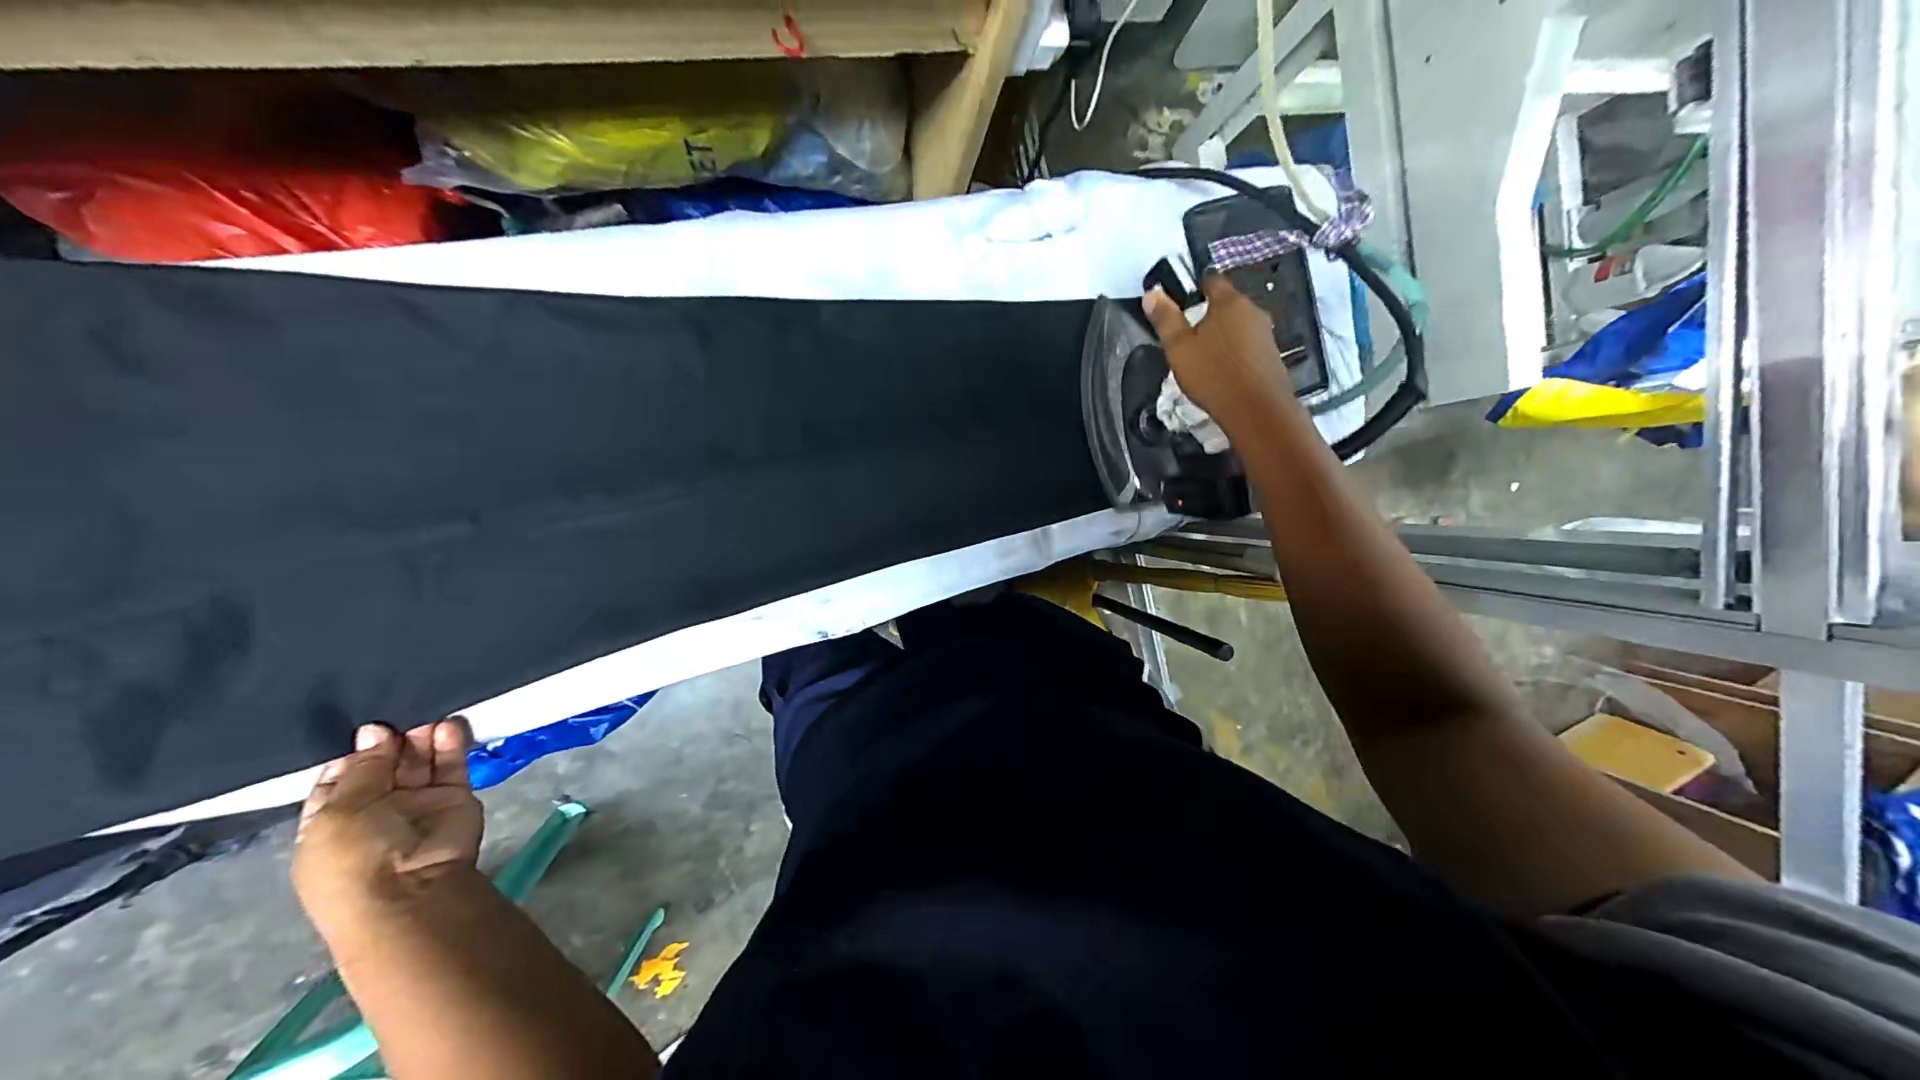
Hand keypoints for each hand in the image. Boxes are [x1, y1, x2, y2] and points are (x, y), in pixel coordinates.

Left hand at [292, 718, 483, 942]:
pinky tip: (449, 725)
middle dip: (390, 741)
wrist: (412, 890)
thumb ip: (362, 767)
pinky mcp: (454, 798)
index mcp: (332, 821)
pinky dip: (450, 744)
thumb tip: (374, 730)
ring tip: (426, 718)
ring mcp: (417, 804)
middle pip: (384, 765)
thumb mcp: (338, 812)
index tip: (366, 730)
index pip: (341, 777)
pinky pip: (451, 766)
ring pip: (418, 762)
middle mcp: (375, 811)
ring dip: (420, 739)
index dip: (352, 753)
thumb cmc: (353, 858)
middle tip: (398, 718)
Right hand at [1143, 276, 1299, 431]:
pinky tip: (1222, 370)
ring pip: (1237, 325)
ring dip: (1221, 335)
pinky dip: (1234, 351)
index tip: (1179, 304)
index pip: (1211, 280)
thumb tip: (1152, 293)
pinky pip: (1247, 344)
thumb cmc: (1213, 374)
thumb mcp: (1179, 348)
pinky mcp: (1271, 354)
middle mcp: (1252, 310)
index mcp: (1229, 302)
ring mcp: (1266, 333)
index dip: (1194, 288)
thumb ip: (1166, 319)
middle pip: (1226, 303)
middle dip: (1207, 314)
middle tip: (1186, 336)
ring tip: (1202, 356)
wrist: (1257, 411)